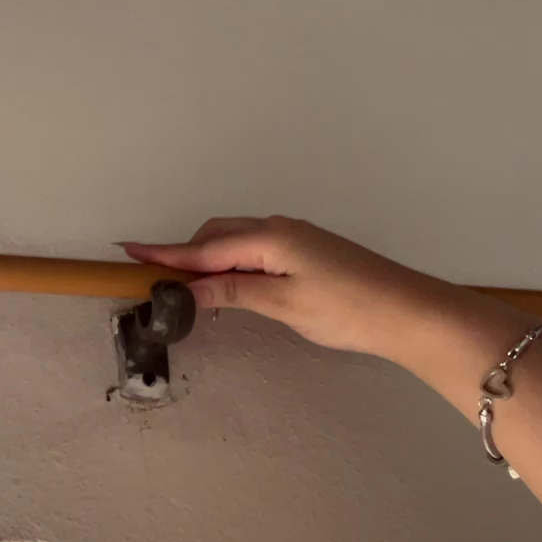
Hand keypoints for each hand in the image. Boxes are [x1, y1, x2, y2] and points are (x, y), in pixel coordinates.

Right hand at [123, 216, 526, 360]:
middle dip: (185, 254)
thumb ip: (231, 291)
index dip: (165, 252)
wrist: (413, 313)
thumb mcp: (283, 304)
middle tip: (161, 281)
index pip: (203, 248)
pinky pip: (254, 247)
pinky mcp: (306, 250)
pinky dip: (232, 261)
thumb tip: (186, 288)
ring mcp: (294, 237)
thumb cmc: (348, 310)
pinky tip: (232, 283)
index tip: (128, 248)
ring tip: (191, 287)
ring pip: (235, 240)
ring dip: (209, 258)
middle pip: (216, 236)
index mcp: (269, 238)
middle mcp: (277, 228)